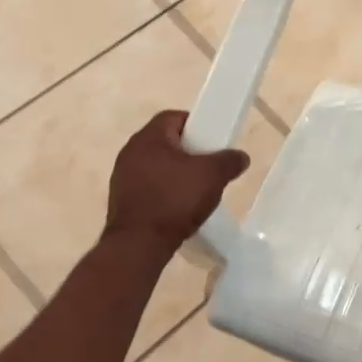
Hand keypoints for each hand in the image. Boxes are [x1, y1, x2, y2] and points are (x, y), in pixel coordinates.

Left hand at [104, 111, 250, 250]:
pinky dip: (165, 191)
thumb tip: (240, 157)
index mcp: (149, 138)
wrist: (139, 244)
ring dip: (176, 174)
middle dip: (189, 151)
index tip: (213, 141)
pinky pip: (149, 186)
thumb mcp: (213, 176)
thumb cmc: (175, 200)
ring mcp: (122, 177)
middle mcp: (130, 151)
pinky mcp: (122, 200)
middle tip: (209, 166)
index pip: (174, 117)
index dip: (197, 124)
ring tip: (197, 191)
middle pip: (166, 142)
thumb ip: (229, 161)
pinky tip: (179, 208)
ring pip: (157, 165)